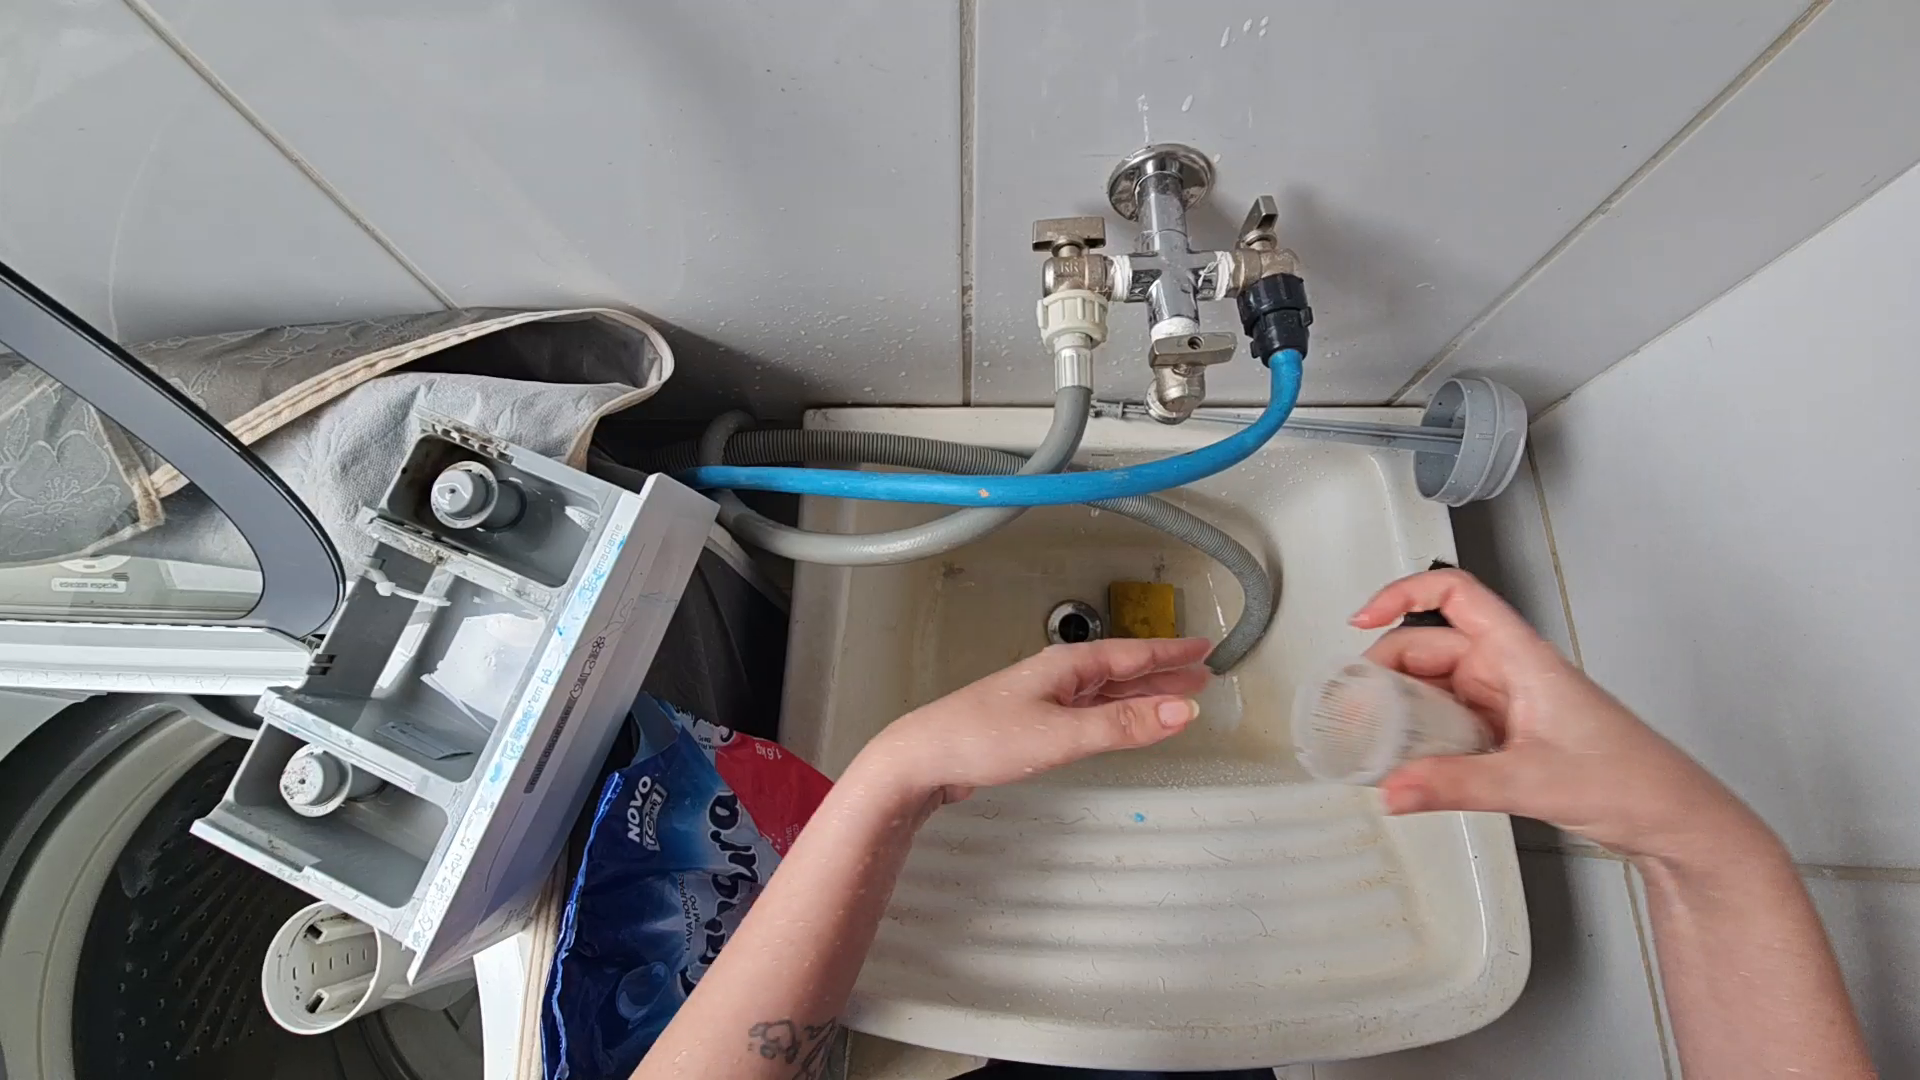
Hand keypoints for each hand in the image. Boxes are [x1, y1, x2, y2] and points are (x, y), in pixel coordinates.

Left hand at [855, 637, 1211, 806]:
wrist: (925, 756)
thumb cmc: (987, 738)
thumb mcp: (1061, 734)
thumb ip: (1122, 725)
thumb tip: (1184, 710)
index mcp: (1067, 666)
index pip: (1131, 654)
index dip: (1170, 652)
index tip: (1206, 647)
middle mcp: (1058, 675)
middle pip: (1121, 670)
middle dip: (1163, 673)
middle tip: (1204, 676)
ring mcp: (1043, 697)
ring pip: (1105, 690)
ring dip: (1141, 693)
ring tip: (1175, 698)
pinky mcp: (1032, 721)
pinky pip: (1088, 709)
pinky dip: (1114, 711)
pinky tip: (1120, 719)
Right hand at [1350, 569, 1766, 862]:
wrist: (1682, 829)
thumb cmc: (1639, 786)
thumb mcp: (1535, 783)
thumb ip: (1454, 785)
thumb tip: (1391, 787)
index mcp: (1520, 656)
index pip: (1454, 594)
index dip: (1401, 594)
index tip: (1363, 620)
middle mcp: (1505, 668)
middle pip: (1423, 644)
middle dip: (1383, 671)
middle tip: (1356, 708)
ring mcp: (1499, 697)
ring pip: (1426, 681)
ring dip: (1395, 703)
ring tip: (1372, 734)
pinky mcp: (1497, 726)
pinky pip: (1439, 714)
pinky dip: (1413, 729)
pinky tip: (1402, 753)